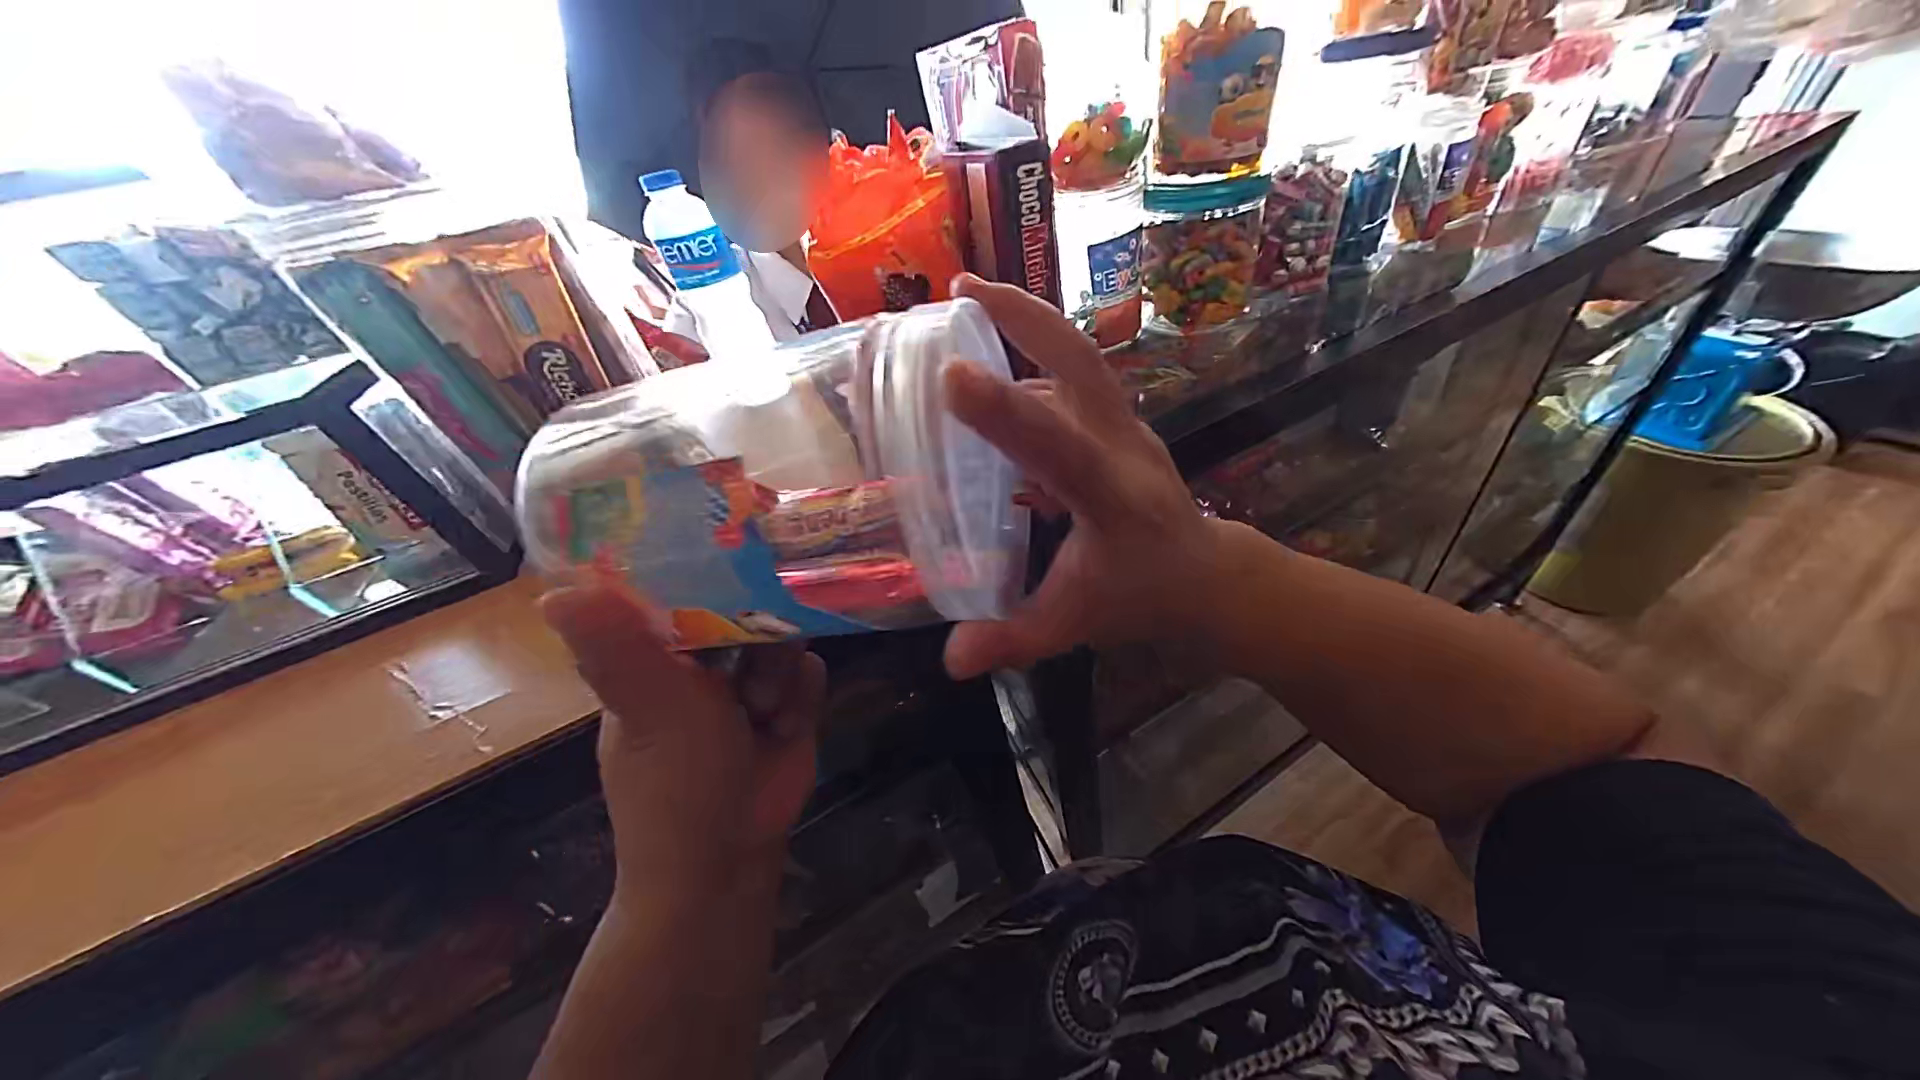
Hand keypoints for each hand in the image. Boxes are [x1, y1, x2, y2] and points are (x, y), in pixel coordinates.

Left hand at [539, 581, 825, 896]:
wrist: (727, 865)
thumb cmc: (675, 786)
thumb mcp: (649, 709)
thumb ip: (618, 650)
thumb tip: (552, 593)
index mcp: (656, 655)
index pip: (684, 590)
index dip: (711, 575)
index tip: (738, 560)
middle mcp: (704, 663)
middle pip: (747, 609)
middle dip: (761, 634)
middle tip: (751, 669)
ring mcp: (749, 684)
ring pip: (785, 639)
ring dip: (781, 674)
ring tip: (766, 714)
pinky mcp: (789, 707)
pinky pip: (809, 673)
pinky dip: (804, 696)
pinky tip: (788, 727)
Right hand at [942, 274, 1238, 678]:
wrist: (1207, 576)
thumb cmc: (1143, 596)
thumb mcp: (1075, 623)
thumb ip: (1012, 639)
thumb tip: (950, 660)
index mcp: (1111, 496)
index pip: (1060, 447)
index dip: (1007, 412)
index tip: (951, 375)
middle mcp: (1120, 447)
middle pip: (1081, 362)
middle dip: (1024, 316)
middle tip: (962, 287)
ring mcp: (1123, 429)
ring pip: (1077, 360)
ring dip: (1027, 326)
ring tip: (969, 305)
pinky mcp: (1116, 426)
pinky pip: (1072, 380)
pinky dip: (1032, 362)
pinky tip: (994, 371)